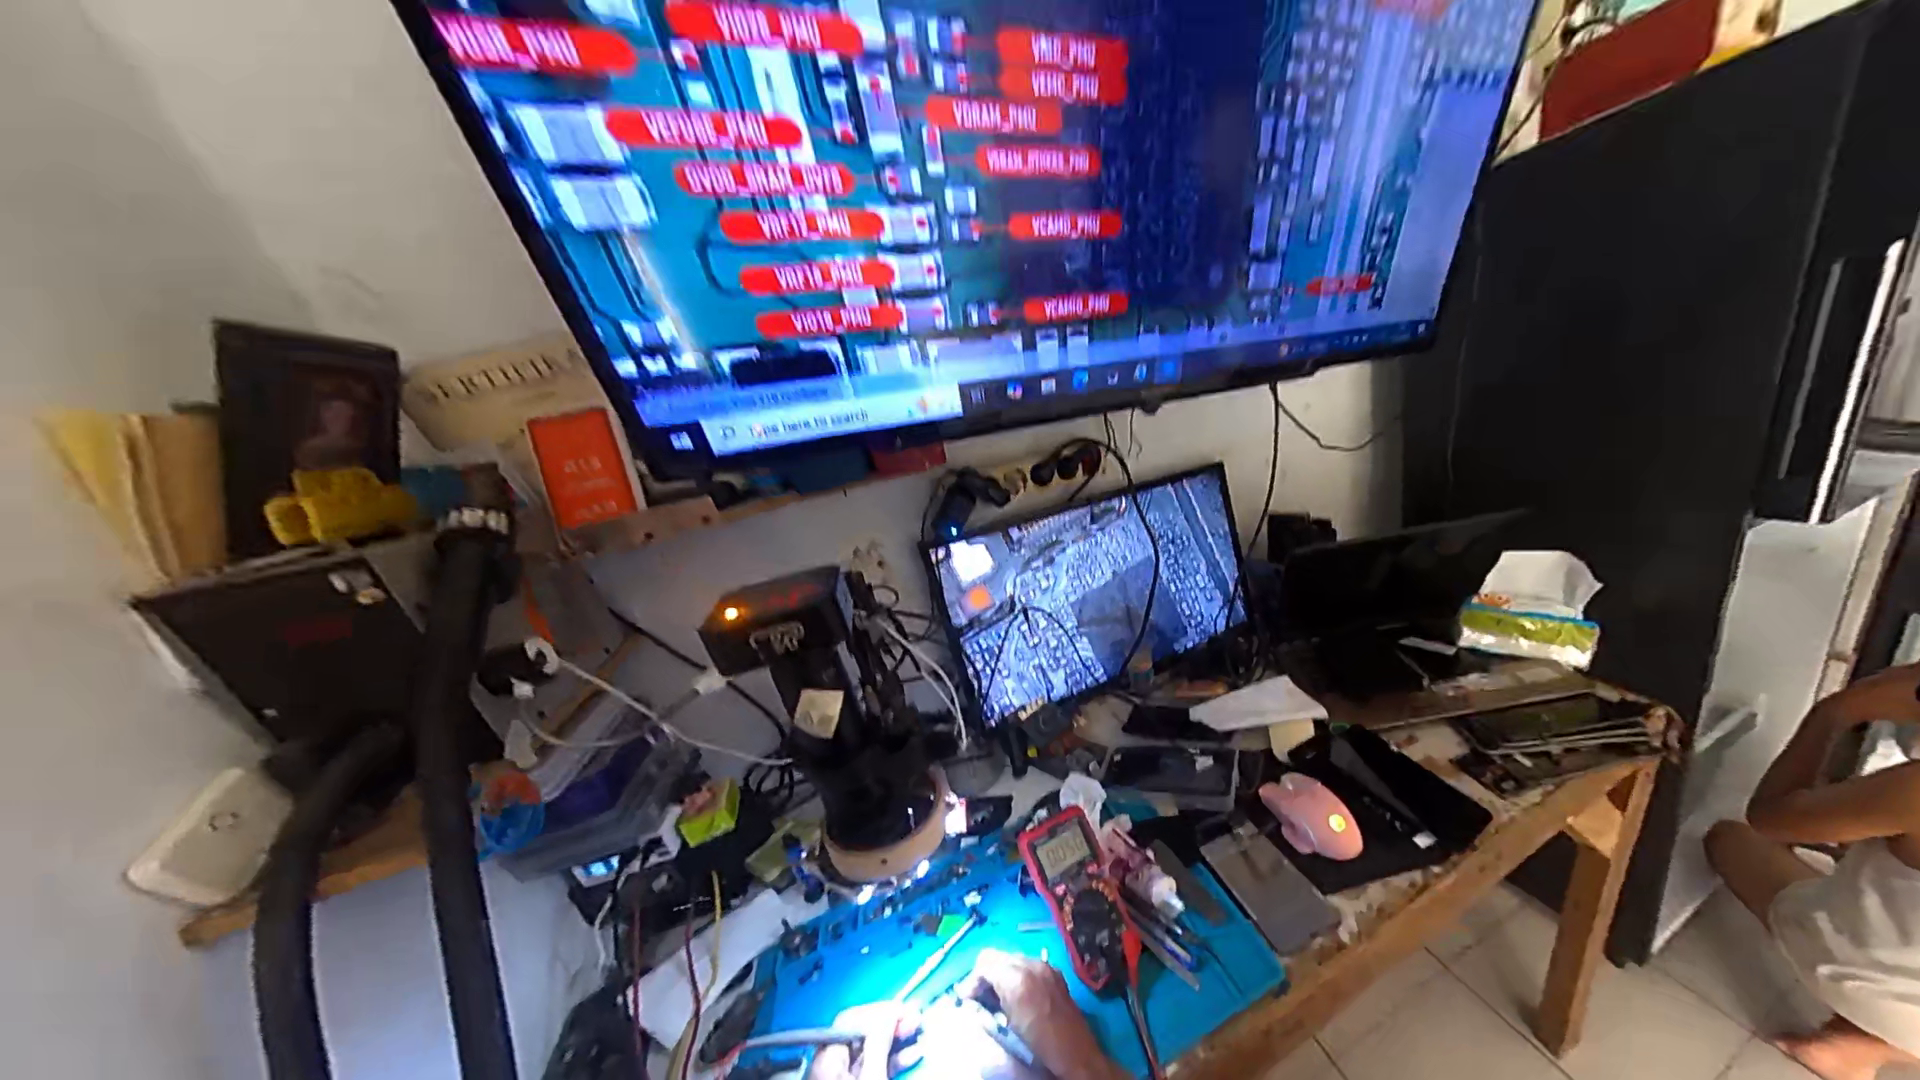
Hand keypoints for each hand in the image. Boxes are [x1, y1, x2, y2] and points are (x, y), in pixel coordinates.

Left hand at [806, 1004, 917, 1079]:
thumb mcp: (871, 1076)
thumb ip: (878, 1042)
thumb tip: (889, 1012)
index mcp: (826, 1054)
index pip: (852, 1018)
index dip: (879, 1009)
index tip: (904, 1009)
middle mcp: (828, 1062)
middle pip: (861, 1031)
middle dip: (890, 1022)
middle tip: (915, 1017)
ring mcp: (838, 1076)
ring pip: (869, 1049)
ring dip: (894, 1039)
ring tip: (917, 1032)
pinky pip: (871, 1066)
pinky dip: (890, 1059)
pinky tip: (910, 1054)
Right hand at [956, 950, 1123, 1079]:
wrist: (1078, 1057)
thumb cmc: (1039, 1050)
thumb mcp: (1006, 1030)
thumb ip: (987, 1007)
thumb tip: (972, 998)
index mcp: (1016, 979)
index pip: (984, 963)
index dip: (972, 980)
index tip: (967, 998)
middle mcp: (1030, 964)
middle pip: (996, 956)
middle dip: (985, 975)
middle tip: (979, 997)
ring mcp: (1044, 966)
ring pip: (1011, 958)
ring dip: (1000, 973)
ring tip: (998, 997)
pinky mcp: (1054, 972)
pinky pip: (1027, 963)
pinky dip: (1017, 973)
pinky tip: (1018, 994)